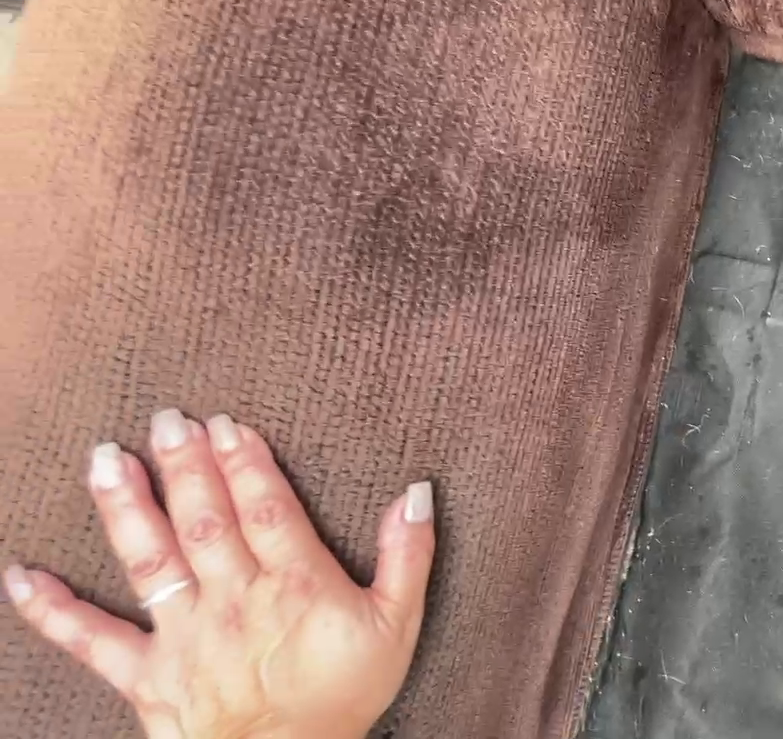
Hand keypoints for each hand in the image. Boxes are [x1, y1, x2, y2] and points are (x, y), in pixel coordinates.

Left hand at [5, 410, 434, 738]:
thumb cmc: (347, 690)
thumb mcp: (399, 619)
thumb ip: (408, 553)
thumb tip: (417, 493)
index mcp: (294, 584)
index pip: (265, 509)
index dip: (247, 464)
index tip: (230, 424)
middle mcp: (231, 600)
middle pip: (204, 521)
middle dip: (185, 466)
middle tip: (167, 419)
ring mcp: (181, 637)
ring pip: (148, 561)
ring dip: (125, 508)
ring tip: (103, 460)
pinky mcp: (145, 677)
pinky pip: (91, 640)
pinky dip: (50, 609)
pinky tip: (21, 575)